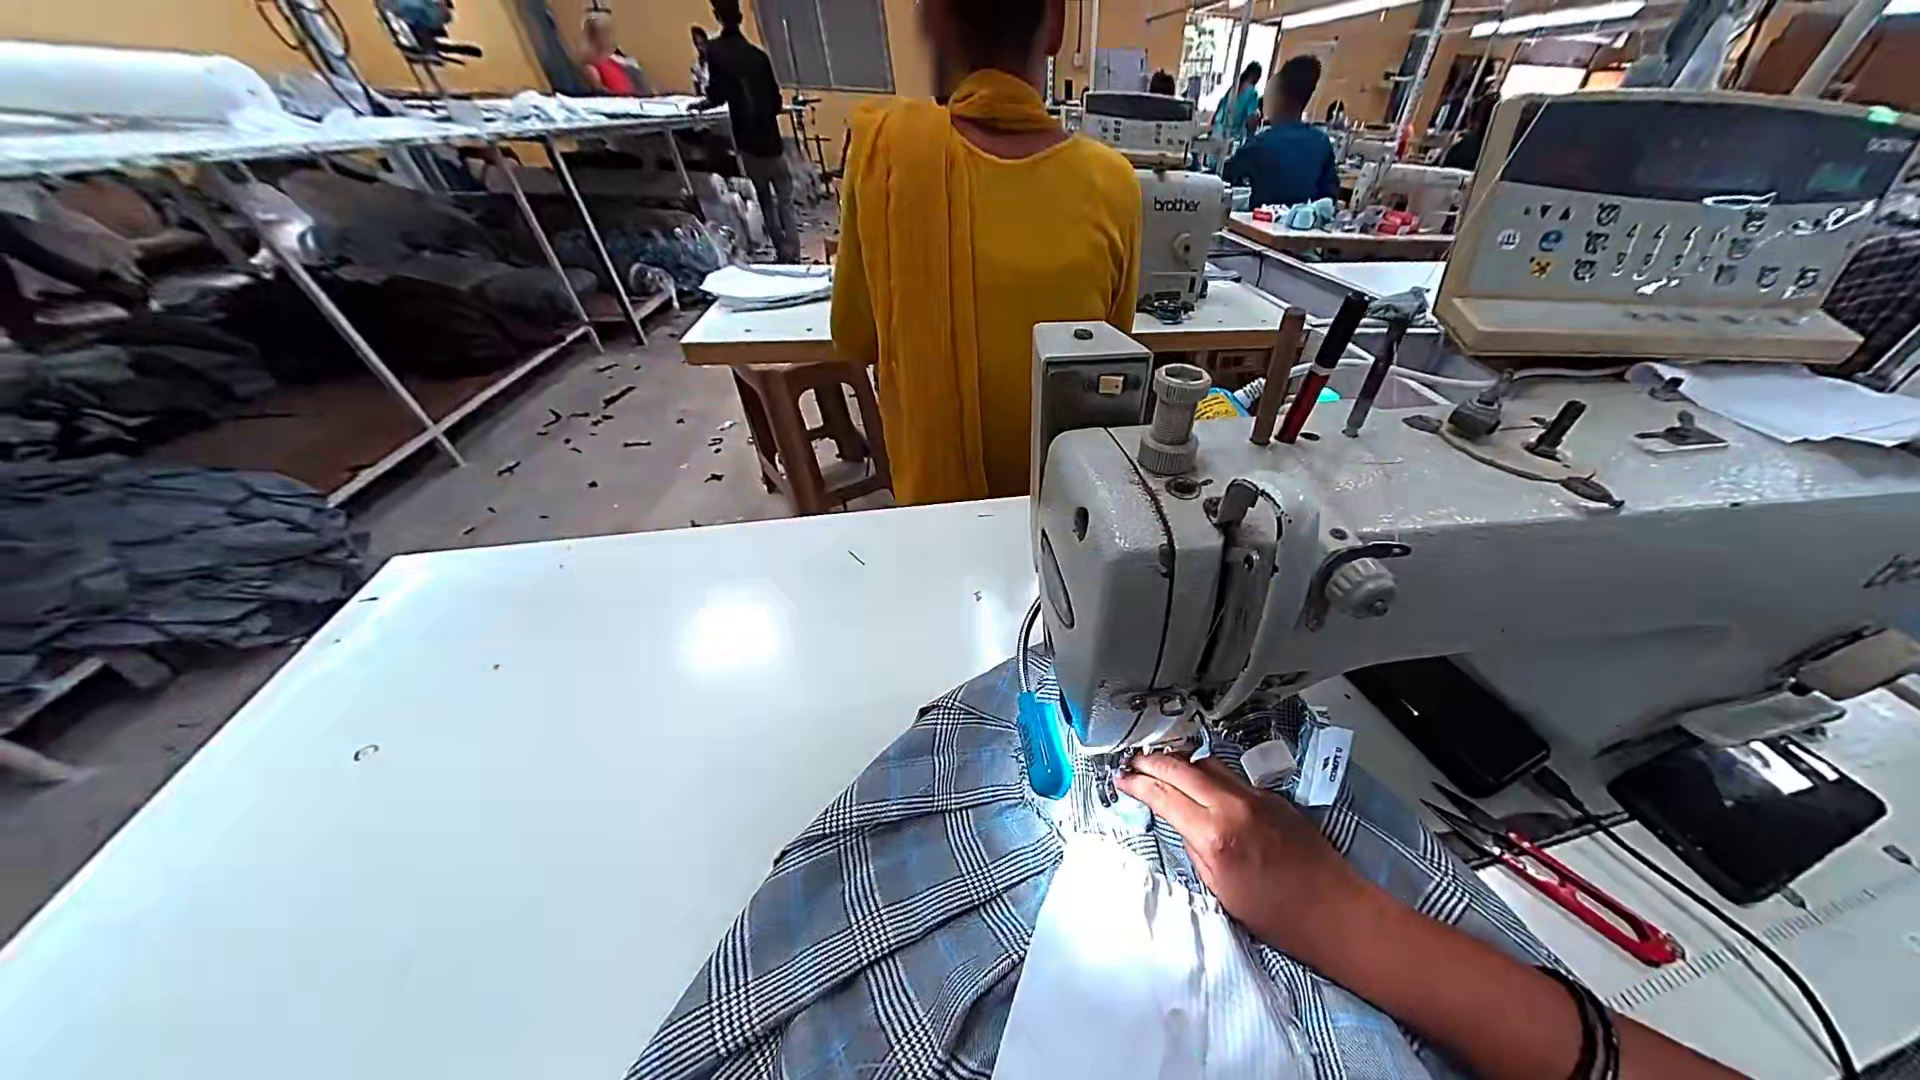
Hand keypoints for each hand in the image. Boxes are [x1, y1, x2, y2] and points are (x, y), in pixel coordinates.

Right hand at [1115, 753, 1380, 961]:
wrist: (1337, 913)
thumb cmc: (1278, 915)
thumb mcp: (1219, 888)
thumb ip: (1194, 846)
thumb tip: (1180, 821)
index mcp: (1214, 835)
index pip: (1163, 795)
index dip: (1137, 784)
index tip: (1122, 779)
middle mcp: (1232, 806)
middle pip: (1179, 767)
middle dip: (1151, 761)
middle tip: (1133, 762)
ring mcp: (1254, 796)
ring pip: (1206, 762)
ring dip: (1179, 761)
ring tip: (1162, 766)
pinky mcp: (1272, 796)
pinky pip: (1230, 775)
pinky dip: (1208, 774)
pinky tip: (1202, 785)